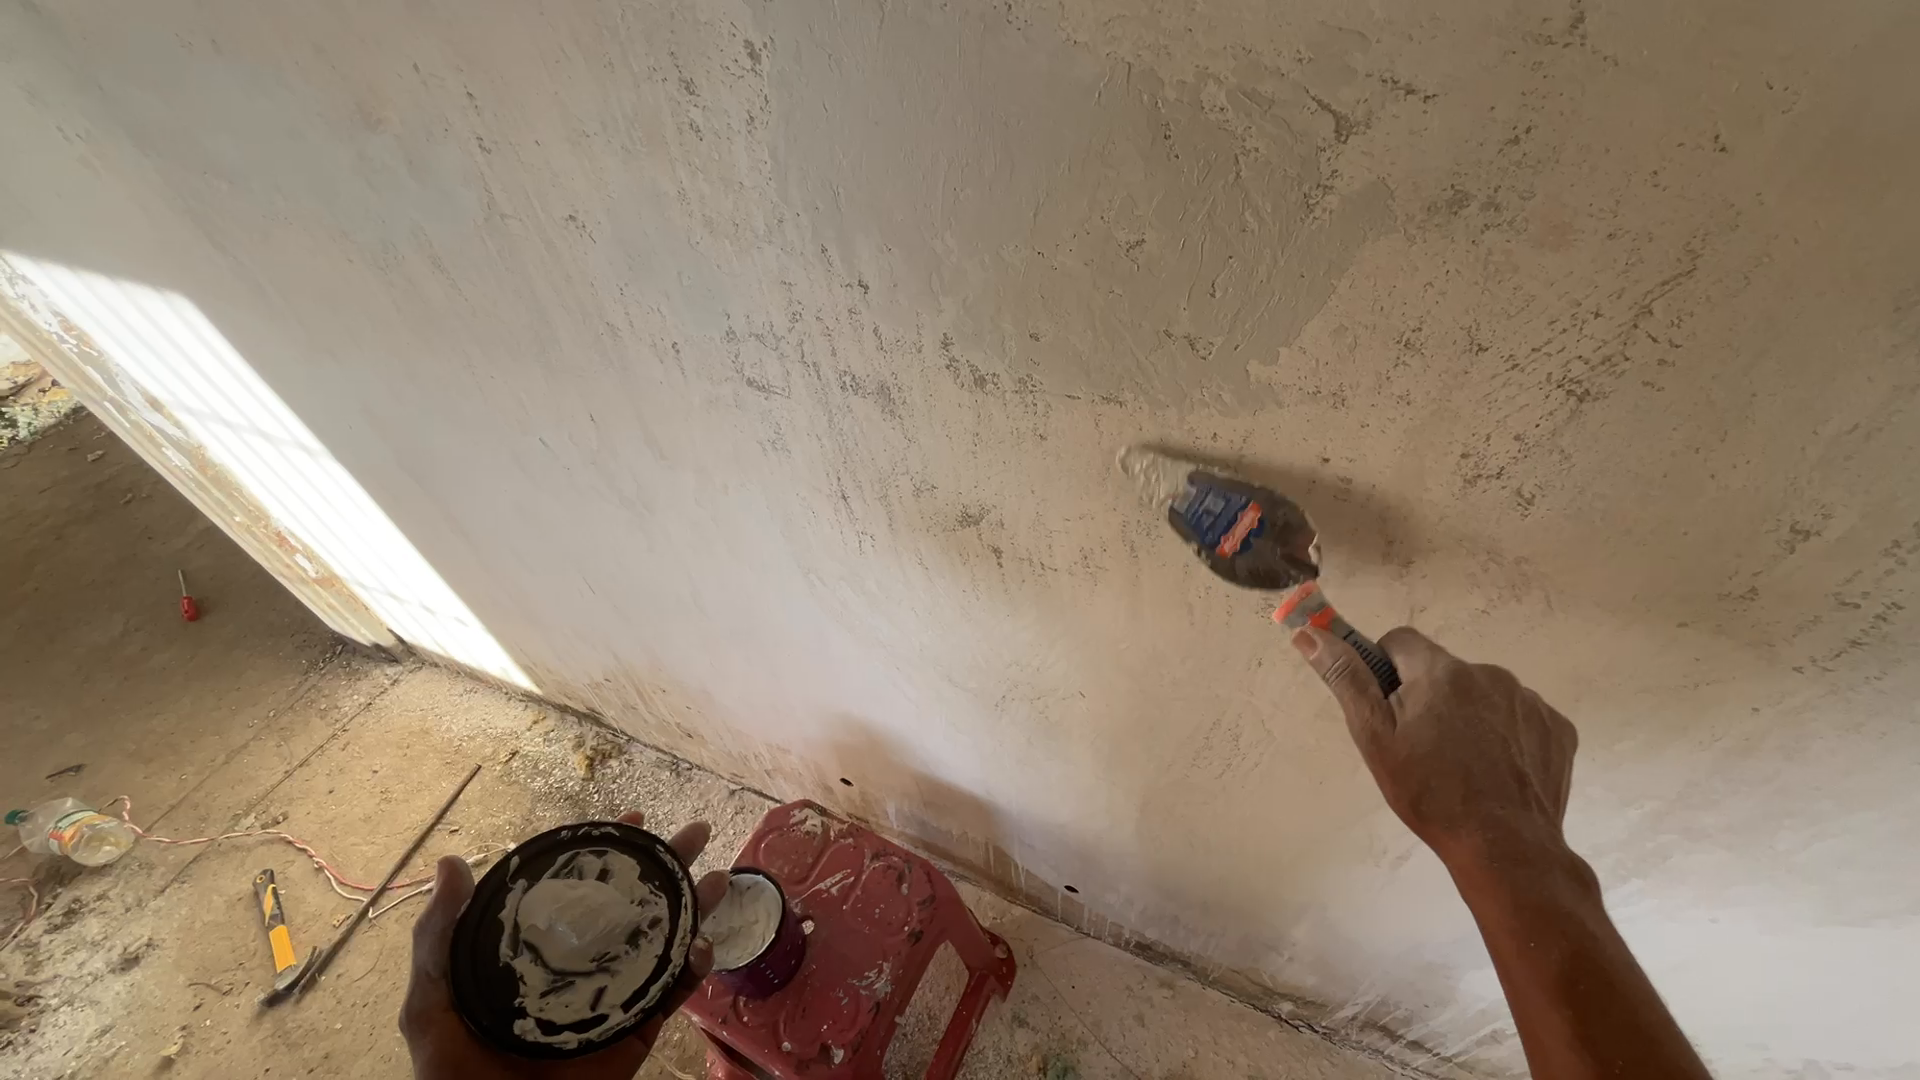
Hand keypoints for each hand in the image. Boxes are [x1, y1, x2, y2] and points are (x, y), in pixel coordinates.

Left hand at [401, 810, 730, 1079]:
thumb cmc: (460, 1079)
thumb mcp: (433, 1010)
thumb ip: (438, 941)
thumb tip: (450, 864)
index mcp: (543, 948)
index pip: (582, 886)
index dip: (611, 849)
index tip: (635, 819)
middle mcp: (586, 960)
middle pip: (636, 901)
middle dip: (670, 862)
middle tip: (697, 832)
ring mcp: (617, 992)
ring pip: (666, 938)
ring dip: (696, 905)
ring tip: (718, 878)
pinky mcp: (638, 1028)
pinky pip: (674, 993)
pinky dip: (694, 968)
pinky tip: (703, 946)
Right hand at [1292, 626, 1578, 867]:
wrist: (1504, 847)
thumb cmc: (1426, 791)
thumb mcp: (1373, 735)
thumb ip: (1345, 676)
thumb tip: (1310, 633)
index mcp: (1440, 671)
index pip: (1399, 641)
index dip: (1385, 668)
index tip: (1386, 705)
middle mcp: (1489, 673)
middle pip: (1440, 669)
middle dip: (1425, 694)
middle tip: (1418, 742)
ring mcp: (1529, 701)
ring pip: (1479, 691)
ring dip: (1465, 711)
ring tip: (1459, 760)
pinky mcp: (1558, 728)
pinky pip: (1516, 714)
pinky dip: (1502, 731)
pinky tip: (1495, 766)